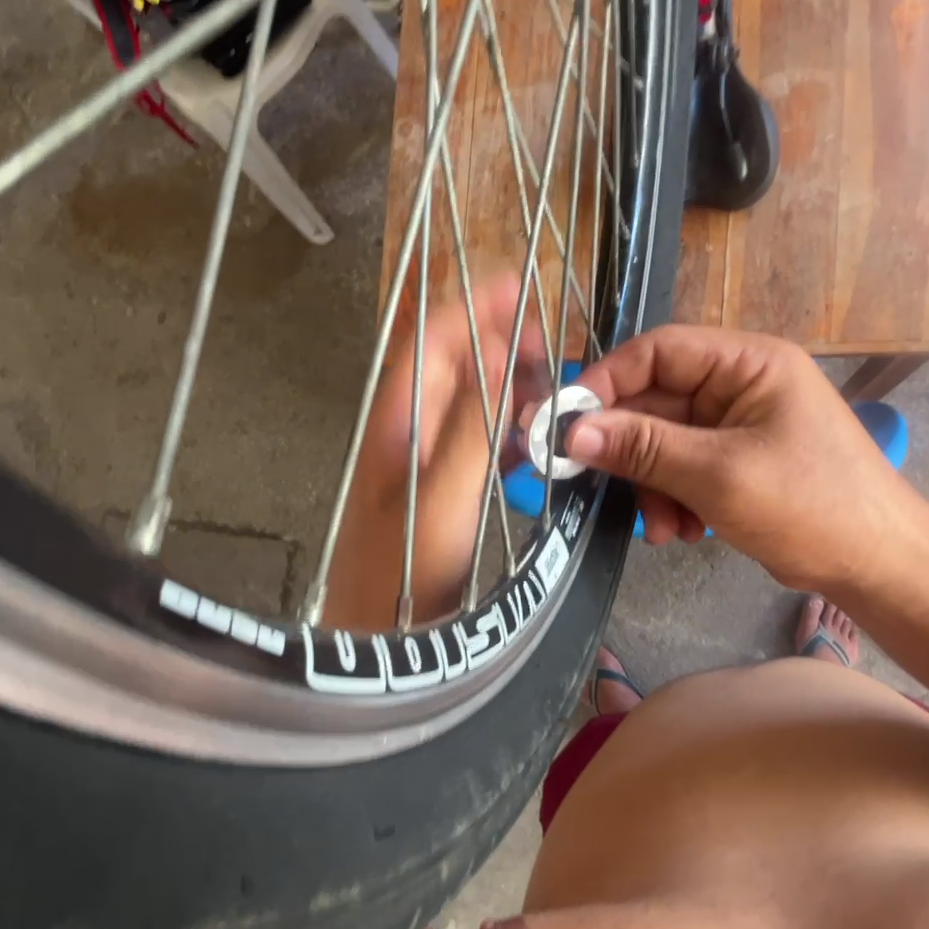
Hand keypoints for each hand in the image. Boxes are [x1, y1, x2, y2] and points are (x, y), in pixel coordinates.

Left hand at [323, 274, 545, 630]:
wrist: (379, 641)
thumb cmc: (404, 573)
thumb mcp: (443, 498)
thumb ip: (471, 428)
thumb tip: (498, 354)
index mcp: (398, 421)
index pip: (431, 339)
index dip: (472, 305)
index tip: (520, 286)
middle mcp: (405, 429)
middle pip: (450, 363)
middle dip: (499, 343)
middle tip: (550, 352)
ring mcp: (418, 458)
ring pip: (464, 399)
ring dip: (505, 385)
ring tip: (550, 392)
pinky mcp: (434, 486)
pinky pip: (471, 438)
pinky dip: (501, 427)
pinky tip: (528, 441)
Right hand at [562, 326, 928, 591]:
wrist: (877, 564)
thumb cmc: (810, 506)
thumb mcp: (719, 475)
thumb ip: (643, 449)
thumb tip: (572, 432)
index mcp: (747, 363)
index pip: (658, 352)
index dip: (606, 382)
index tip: (566, 424)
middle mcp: (738, 385)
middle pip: (654, 402)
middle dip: (630, 453)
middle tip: (595, 488)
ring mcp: (736, 426)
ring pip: (661, 443)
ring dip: (650, 486)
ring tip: (662, 529)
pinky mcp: (734, 463)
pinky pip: (680, 470)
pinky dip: (670, 500)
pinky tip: (681, 532)